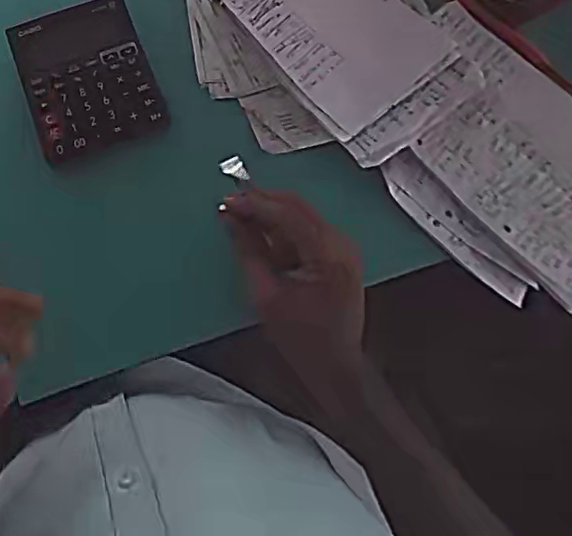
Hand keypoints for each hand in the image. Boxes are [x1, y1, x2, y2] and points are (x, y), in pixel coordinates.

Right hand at [223, 190, 364, 377]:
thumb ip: (249, 252)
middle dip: (262, 202)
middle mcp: (341, 244)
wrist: (336, 370)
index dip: (256, 204)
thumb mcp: (267, 296)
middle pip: (297, 206)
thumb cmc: (302, 340)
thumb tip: (233, 220)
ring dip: (270, 214)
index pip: (289, 215)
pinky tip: (260, 234)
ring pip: (300, 213)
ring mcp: (342, 247)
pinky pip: (304, 227)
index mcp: (329, 255)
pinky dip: (281, 227)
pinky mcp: (337, 252)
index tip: (229, 201)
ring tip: (241, 219)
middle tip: (231, 205)